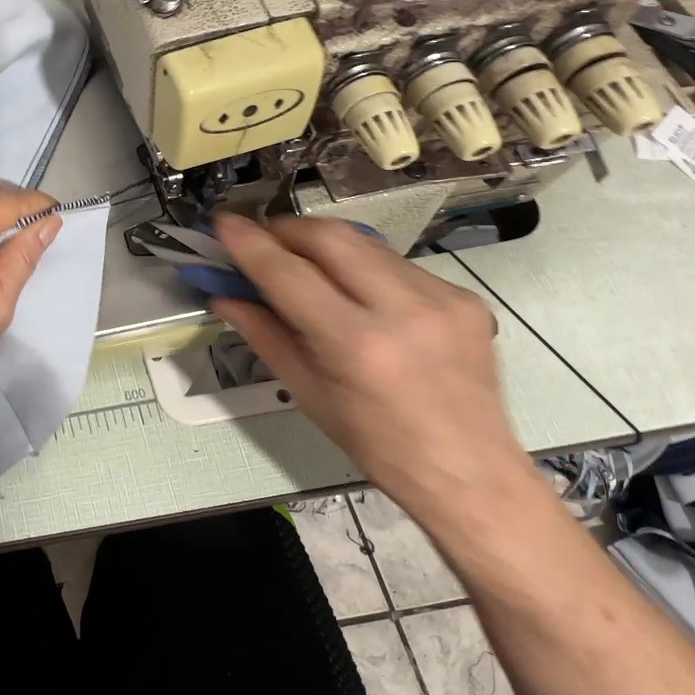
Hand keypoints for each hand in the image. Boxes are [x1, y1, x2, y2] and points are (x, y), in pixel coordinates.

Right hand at [208, 214, 526, 520]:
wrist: (470, 471)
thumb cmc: (377, 444)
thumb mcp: (307, 392)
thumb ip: (264, 334)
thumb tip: (224, 297)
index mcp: (356, 345)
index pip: (289, 274)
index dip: (250, 243)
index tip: (223, 223)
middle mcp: (402, 310)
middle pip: (330, 237)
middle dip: (287, 230)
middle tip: (262, 241)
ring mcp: (440, 299)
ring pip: (364, 243)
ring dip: (324, 245)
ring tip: (303, 264)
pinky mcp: (464, 297)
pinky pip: (397, 263)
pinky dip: (363, 267)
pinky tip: (356, 293)